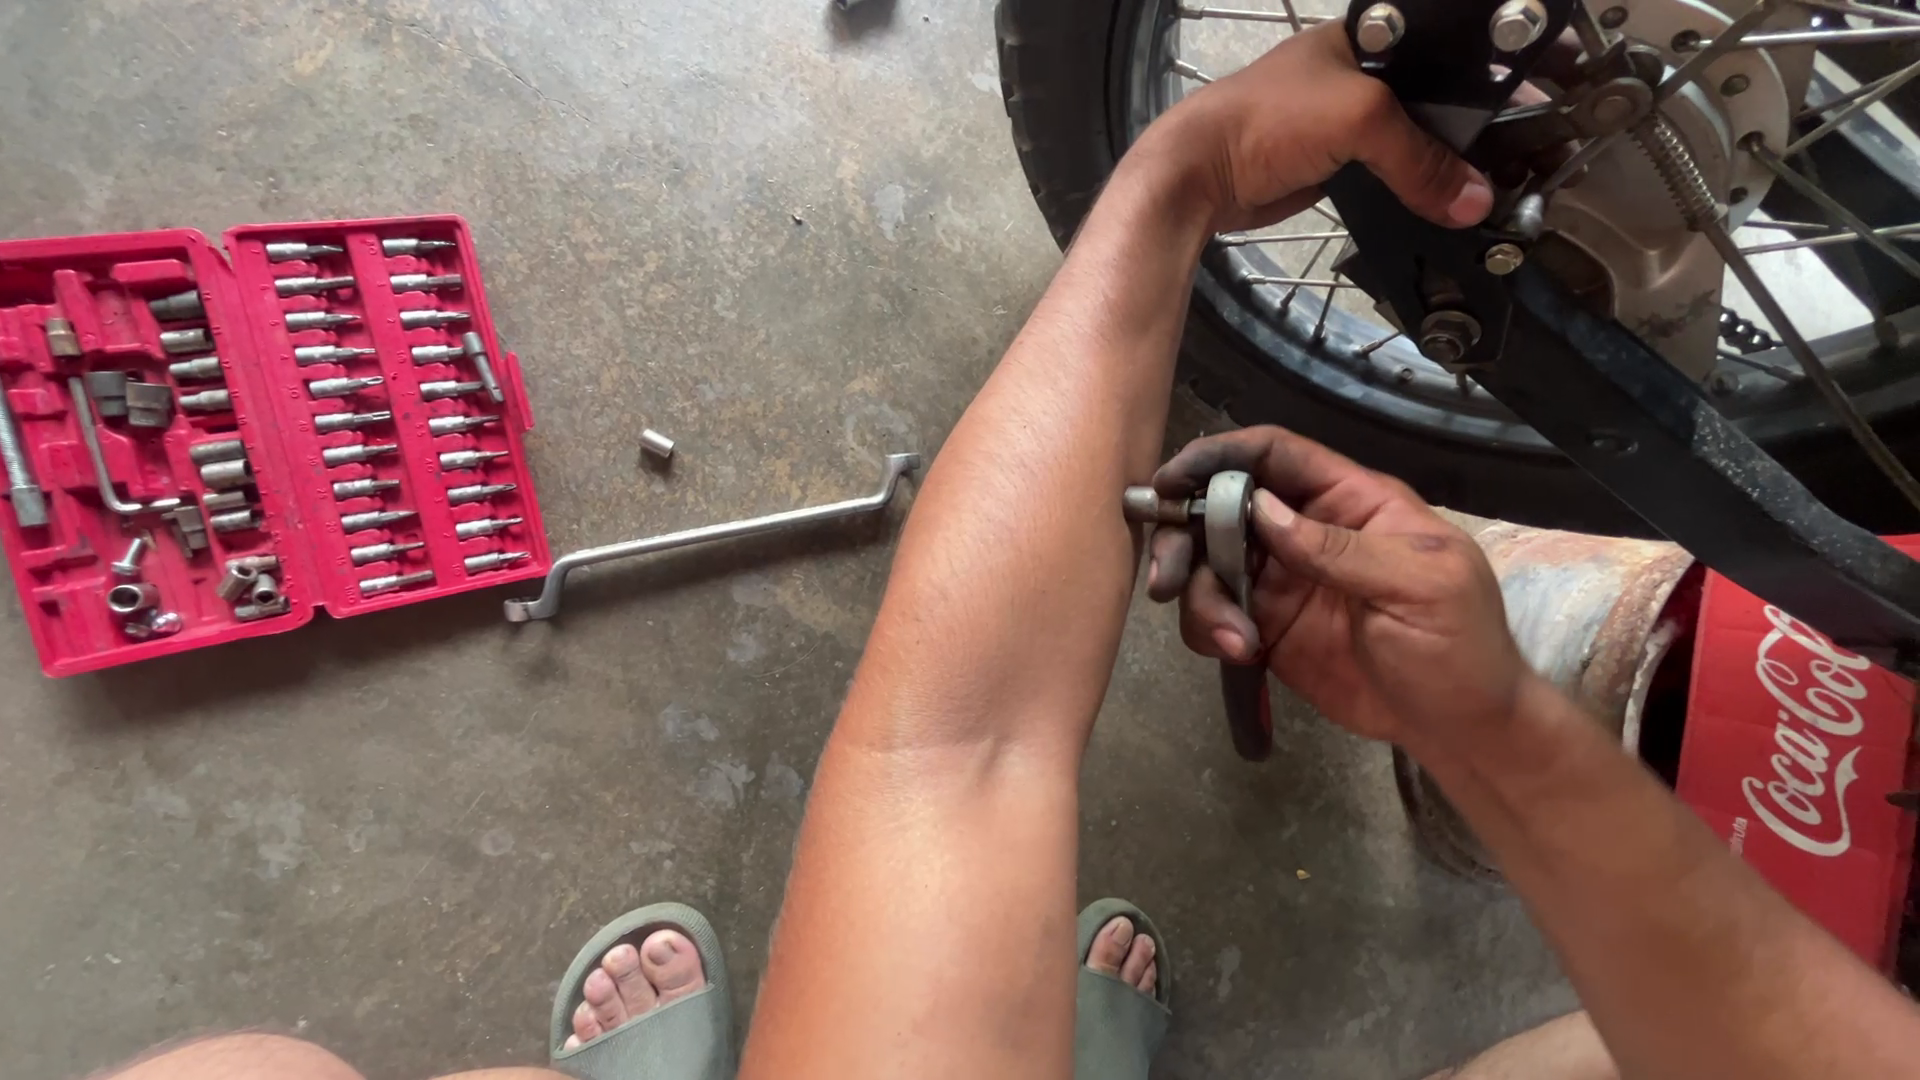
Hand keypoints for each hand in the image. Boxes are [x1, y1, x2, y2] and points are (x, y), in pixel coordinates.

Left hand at [1136, 22, 1491, 232]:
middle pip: (1434, 99)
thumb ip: (1418, 157)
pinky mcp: (1329, 168)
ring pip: (1408, 142)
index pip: (1451, 46)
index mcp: (1368, 38)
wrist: (1200, 176)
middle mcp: (1359, 76)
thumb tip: (1469, 198)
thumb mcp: (1357, 119)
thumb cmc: (1265, 122)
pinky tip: (1434, 199)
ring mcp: (1342, 126)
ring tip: (1484, 181)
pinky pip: (1382, 176)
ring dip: (1437, 165)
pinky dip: (1405, 189)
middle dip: (1469, 126)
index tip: (1543, 93)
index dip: (1494, 71)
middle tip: (1516, 151)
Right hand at [1144, 426, 1526, 746]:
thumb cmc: (1458, 645)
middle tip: (1164, 575)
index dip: (1218, 457)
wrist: (1453, 727)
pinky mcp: (1258, 625)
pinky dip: (1210, 630)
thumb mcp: (1420, 584)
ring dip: (1199, 597)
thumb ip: (1340, 546)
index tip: (1171, 480)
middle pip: (1218, 509)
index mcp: (1345, 502)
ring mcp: (1275, 580)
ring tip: (1232, 638)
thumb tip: (1259, 509)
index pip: (1273, 455)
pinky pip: (1210, 614)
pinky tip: (1242, 653)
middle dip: (1183, 536)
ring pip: (1205, 565)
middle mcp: (1299, 532)